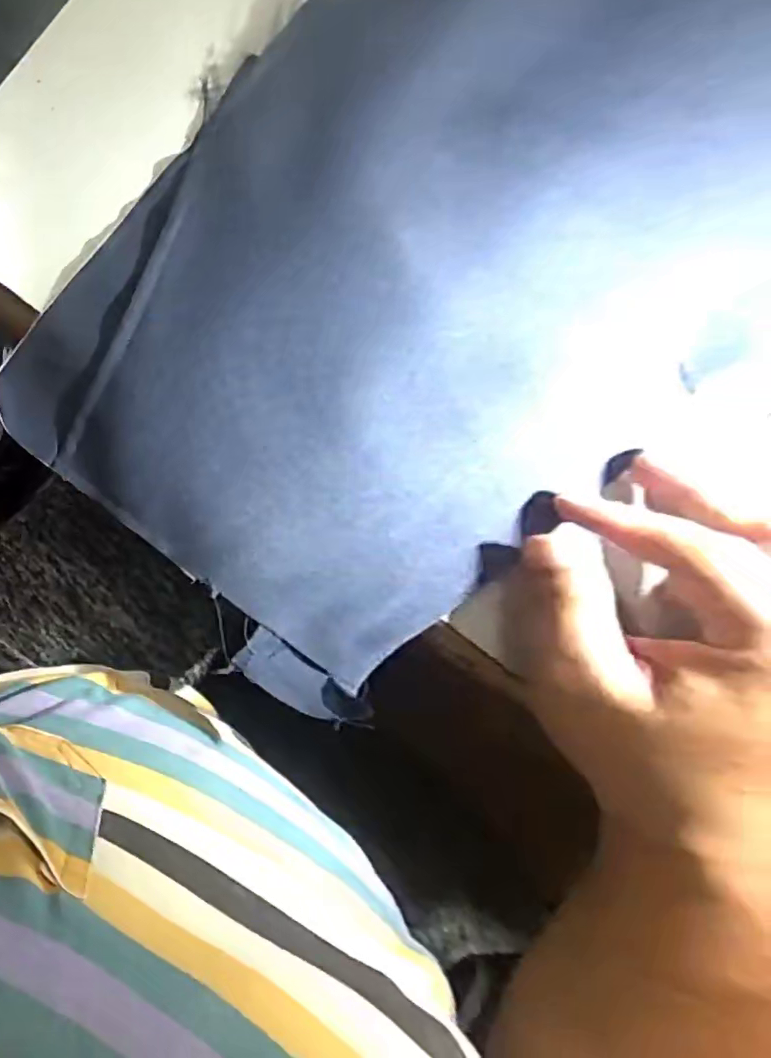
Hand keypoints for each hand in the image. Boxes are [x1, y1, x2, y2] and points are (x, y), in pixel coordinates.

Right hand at [508, 456, 770, 869]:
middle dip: (703, 499)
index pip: (703, 556)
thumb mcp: (582, 689)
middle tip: (641, 463)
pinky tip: (729, 532)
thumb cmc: (643, 761)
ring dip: (739, 517)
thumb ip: (563, 613)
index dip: (629, 522)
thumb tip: (547, 542)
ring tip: (676, 482)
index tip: (562, 503)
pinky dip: (760, 551)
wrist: (727, 834)